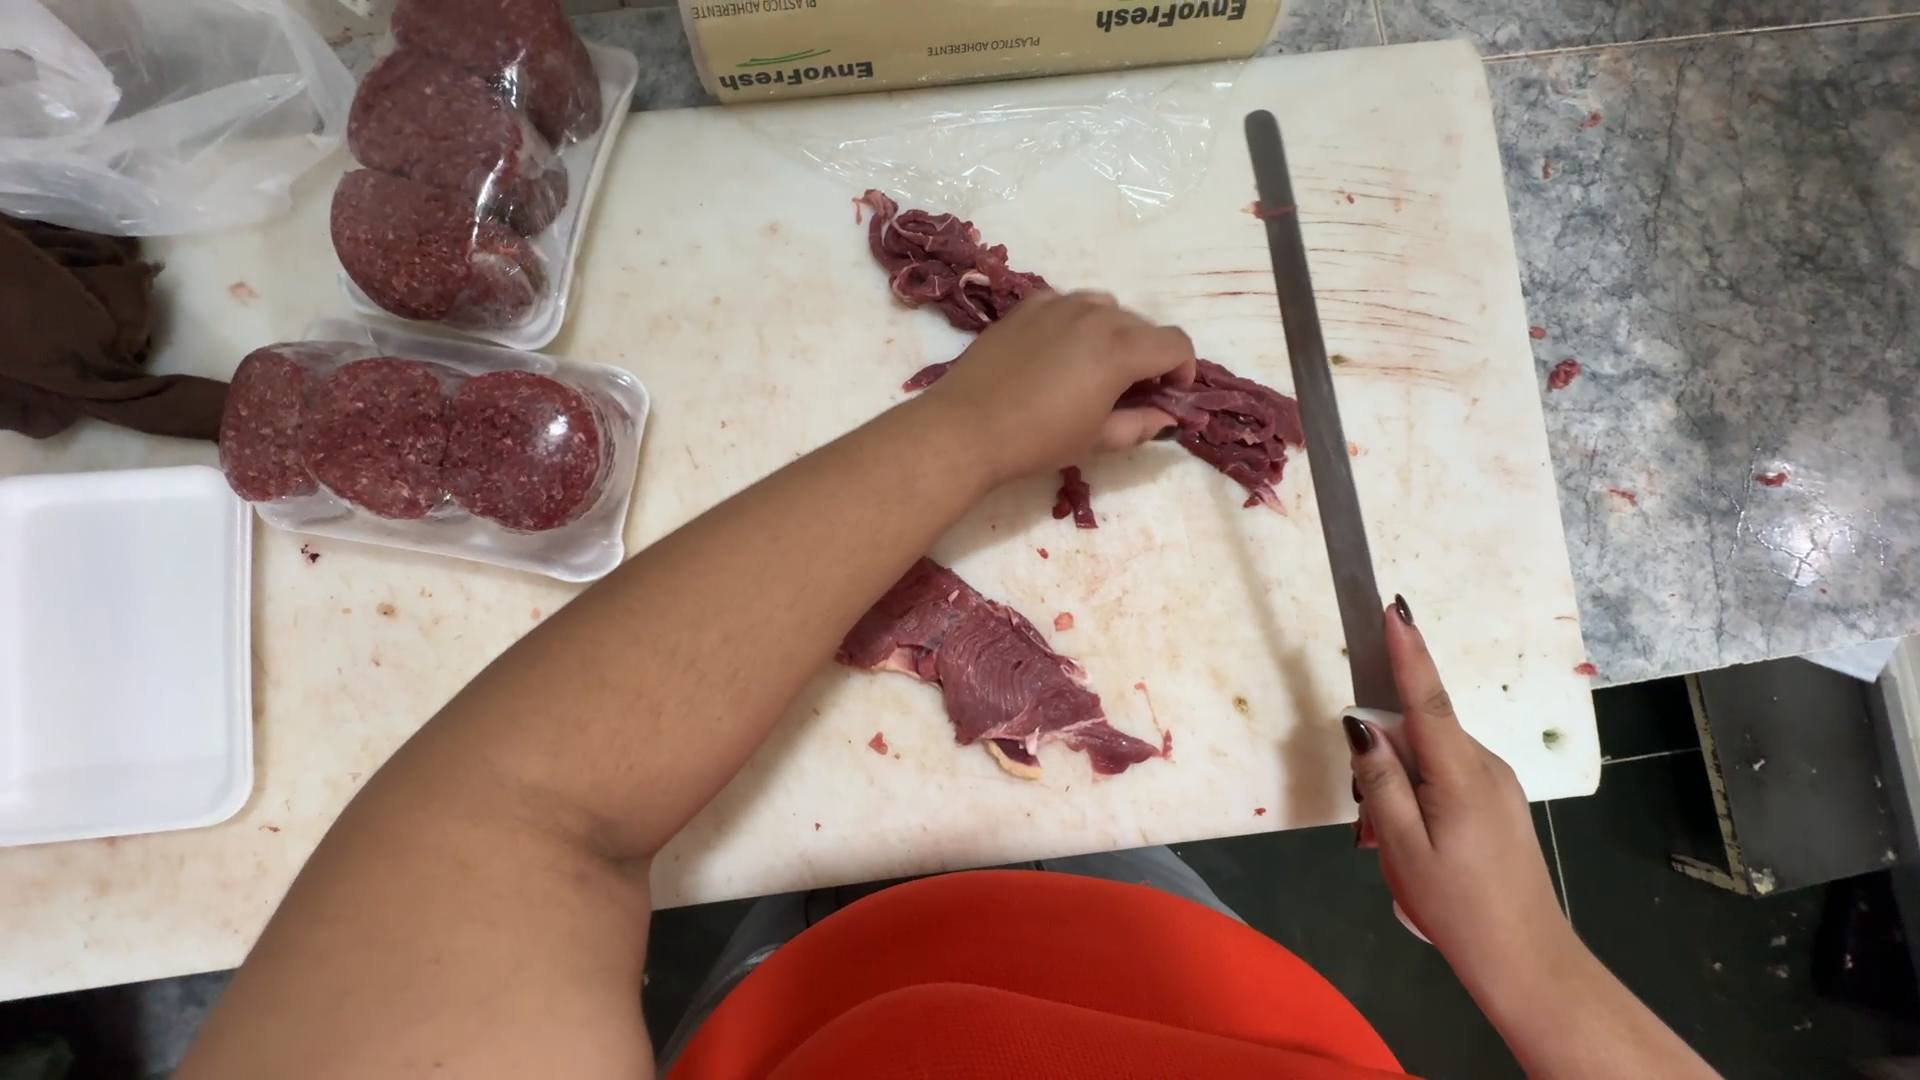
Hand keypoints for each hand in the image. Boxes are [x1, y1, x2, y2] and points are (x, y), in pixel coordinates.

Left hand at [920, 290, 1196, 484]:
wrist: (967, 428)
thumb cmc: (1037, 441)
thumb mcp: (1096, 440)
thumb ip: (1139, 425)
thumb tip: (1166, 418)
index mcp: (1121, 348)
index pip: (1175, 344)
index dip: (1182, 370)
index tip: (1169, 394)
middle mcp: (1095, 315)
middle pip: (1142, 326)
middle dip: (1147, 356)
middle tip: (1130, 391)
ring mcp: (1057, 304)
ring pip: (1105, 309)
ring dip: (1113, 335)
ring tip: (1092, 370)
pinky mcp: (1026, 306)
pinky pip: (1067, 304)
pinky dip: (1076, 323)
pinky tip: (1058, 353)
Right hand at [1346, 599, 1572, 985]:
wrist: (1530, 963)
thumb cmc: (1457, 905)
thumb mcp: (1400, 845)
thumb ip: (1379, 779)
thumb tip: (1360, 724)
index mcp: (1460, 774)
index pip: (1427, 698)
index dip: (1407, 651)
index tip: (1394, 608)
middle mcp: (1484, 766)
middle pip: (1415, 728)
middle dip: (1378, 750)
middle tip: (1363, 813)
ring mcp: (1495, 783)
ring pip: (1425, 753)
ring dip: (1394, 778)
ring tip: (1387, 838)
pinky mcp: (1496, 800)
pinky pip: (1441, 773)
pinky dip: (1414, 791)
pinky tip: (1410, 837)